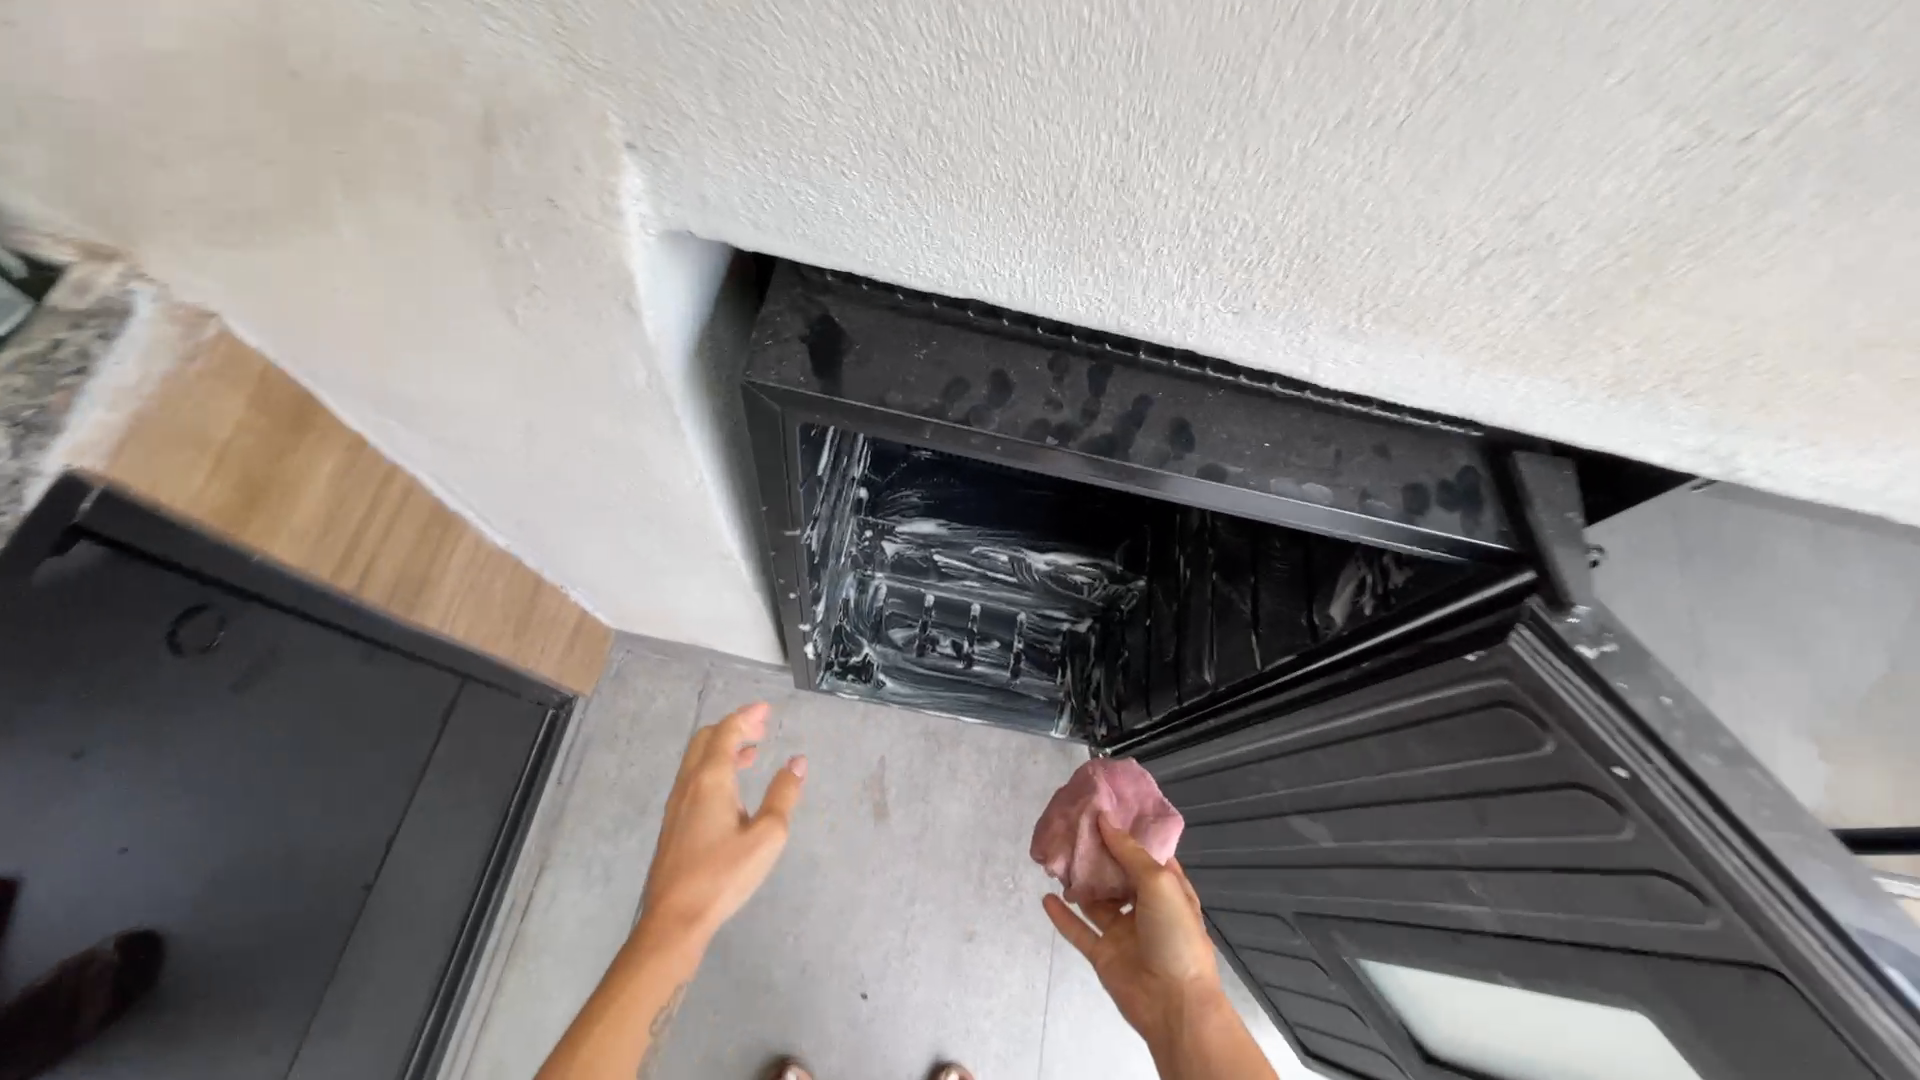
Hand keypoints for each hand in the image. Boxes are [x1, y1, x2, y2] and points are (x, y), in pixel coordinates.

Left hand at [637, 703, 806, 947]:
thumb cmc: (723, 876)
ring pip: (698, 759)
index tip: (766, 709)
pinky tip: (732, 788)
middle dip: (734, 726)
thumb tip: (797, 762)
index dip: (747, 716)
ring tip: (752, 753)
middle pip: (707, 739)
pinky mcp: (674, 823)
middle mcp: (689, 784)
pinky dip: (715, 766)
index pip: (727, 732)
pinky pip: (694, 778)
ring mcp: (677, 804)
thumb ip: (783, 795)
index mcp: (711, 780)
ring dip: (724, 747)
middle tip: (760, 726)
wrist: (673, 919)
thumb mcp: (767, 836)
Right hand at [1042, 815, 1223, 1047]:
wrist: (1174, 1004)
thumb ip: (1129, 852)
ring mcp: (1123, 932)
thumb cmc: (1175, 935)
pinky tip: (1046, 898)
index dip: (1125, 833)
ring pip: (1095, 901)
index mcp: (1167, 889)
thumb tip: (1105, 820)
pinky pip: (1079, 930)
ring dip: (1078, 882)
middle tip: (1071, 829)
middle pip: (1116, 874)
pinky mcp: (1103, 954)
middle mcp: (1145, 907)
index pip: (1144, 854)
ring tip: (1056, 858)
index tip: (1101, 809)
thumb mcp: (1159, 883)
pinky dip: (1062, 916)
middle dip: (1096, 854)